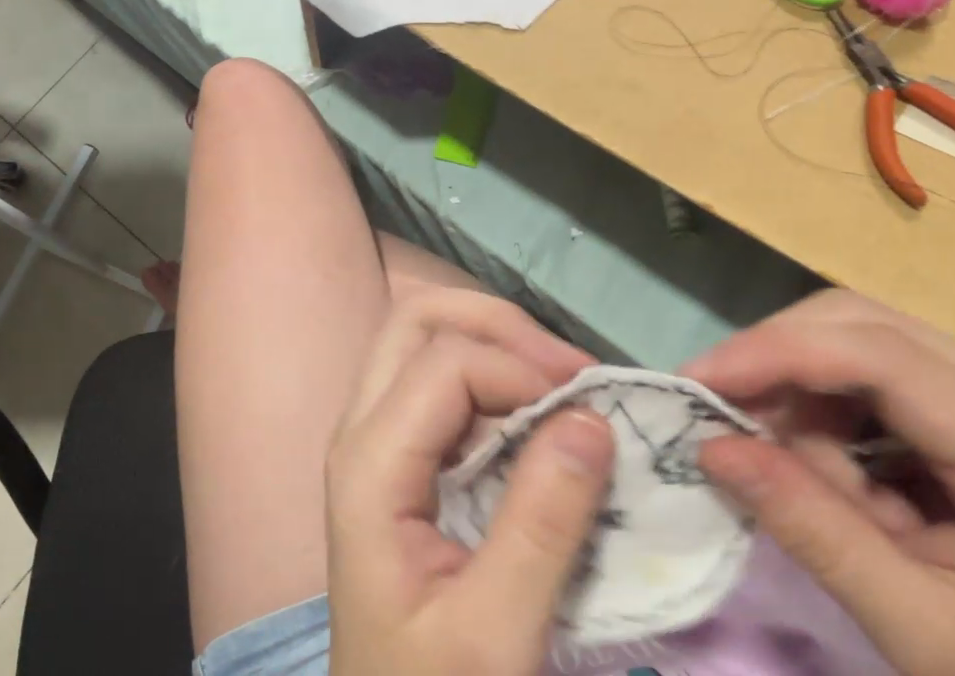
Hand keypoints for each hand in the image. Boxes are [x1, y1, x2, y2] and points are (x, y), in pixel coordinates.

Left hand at [326, 288, 607, 675]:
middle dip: (498, 326)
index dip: (520, 368)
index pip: (443, 362)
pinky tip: (543, 420)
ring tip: (569, 392)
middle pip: (417, 322)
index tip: (592, 411)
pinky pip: (443, 389)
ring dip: (501, 350)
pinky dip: (497, 384)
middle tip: (573, 374)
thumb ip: (541, 525)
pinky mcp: (404, 464)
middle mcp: (362, 435)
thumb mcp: (494, 631)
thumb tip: (592, 418)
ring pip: (428, 346)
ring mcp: (378, 444)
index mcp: (369, 466)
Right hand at [683, 290, 954, 675]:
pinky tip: (829, 465)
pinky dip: (821, 402)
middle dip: (774, 359)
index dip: (776, 353)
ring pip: (858, 334)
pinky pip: (871, 365)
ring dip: (797, 388)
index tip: (695, 383)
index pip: (884, 358)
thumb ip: (816, 534)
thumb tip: (711, 447)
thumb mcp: (918, 628)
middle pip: (864, 323)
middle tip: (719, 417)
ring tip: (793, 469)